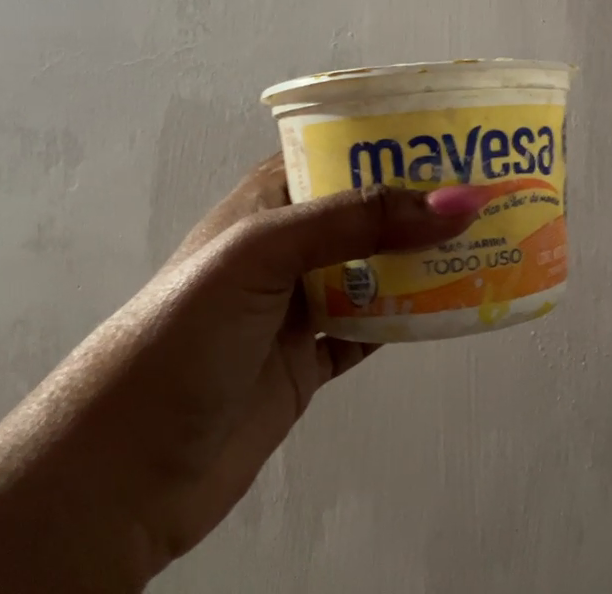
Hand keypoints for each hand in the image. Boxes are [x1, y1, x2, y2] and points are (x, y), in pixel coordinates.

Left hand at [0, 157, 479, 592]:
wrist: (119, 477)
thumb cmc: (178, 340)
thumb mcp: (261, 257)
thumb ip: (357, 223)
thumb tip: (459, 200)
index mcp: (262, 204)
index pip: (337, 153)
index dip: (393, 142)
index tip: (458, 136)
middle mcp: (284, 248)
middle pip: (366, 213)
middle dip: (422, 202)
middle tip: (492, 190)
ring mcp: (297, 307)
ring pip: (376, 270)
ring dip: (425, 260)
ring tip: (490, 241)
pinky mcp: (308, 361)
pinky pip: (375, 327)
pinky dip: (413, 317)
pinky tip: (456, 306)